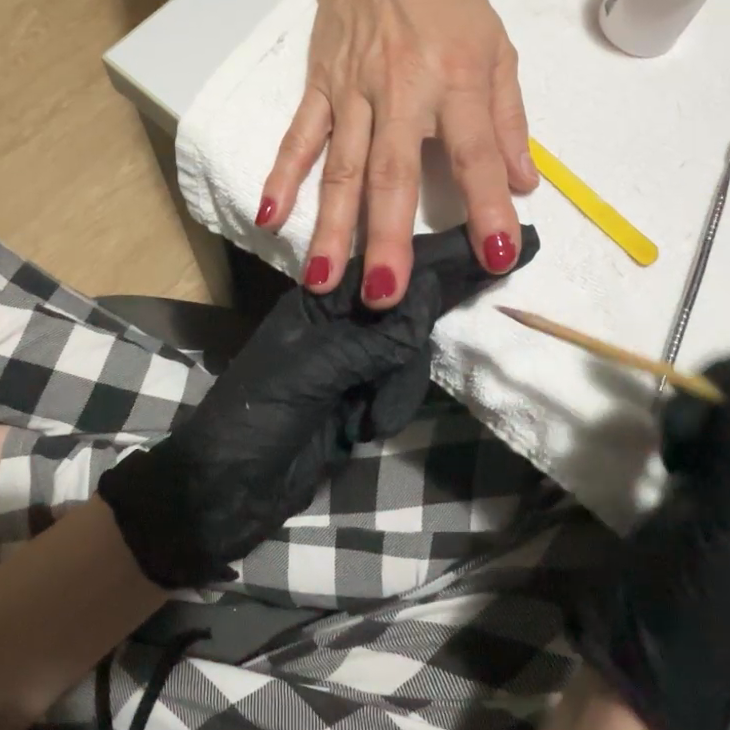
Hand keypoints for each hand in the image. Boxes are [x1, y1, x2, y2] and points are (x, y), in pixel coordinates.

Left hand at [97, 224, 540, 588]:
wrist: (227, 489)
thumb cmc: (257, 418)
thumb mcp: (314, 371)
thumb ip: (376, 338)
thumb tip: (429, 296)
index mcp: (320, 302)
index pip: (392, 268)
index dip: (446, 255)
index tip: (500, 240)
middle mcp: (342, 324)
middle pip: (409, 306)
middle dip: (438, 310)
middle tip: (501, 272)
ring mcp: (353, 363)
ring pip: (410, 356)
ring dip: (398, 388)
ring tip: (367, 418)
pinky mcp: (360, 398)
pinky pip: (399, 389)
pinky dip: (391, 408)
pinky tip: (364, 428)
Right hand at [263, 0, 539, 308]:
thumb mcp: (497, 47)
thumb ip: (509, 120)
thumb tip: (523, 184)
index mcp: (456, 80)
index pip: (476, 153)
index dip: (488, 206)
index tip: (496, 257)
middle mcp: (401, 92)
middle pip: (392, 172)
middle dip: (386, 237)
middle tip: (382, 294)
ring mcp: (352, 92)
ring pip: (340, 167)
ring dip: (331, 226)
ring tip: (323, 281)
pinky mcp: (319, 88)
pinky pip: (300, 137)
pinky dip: (283, 177)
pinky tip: (269, 218)